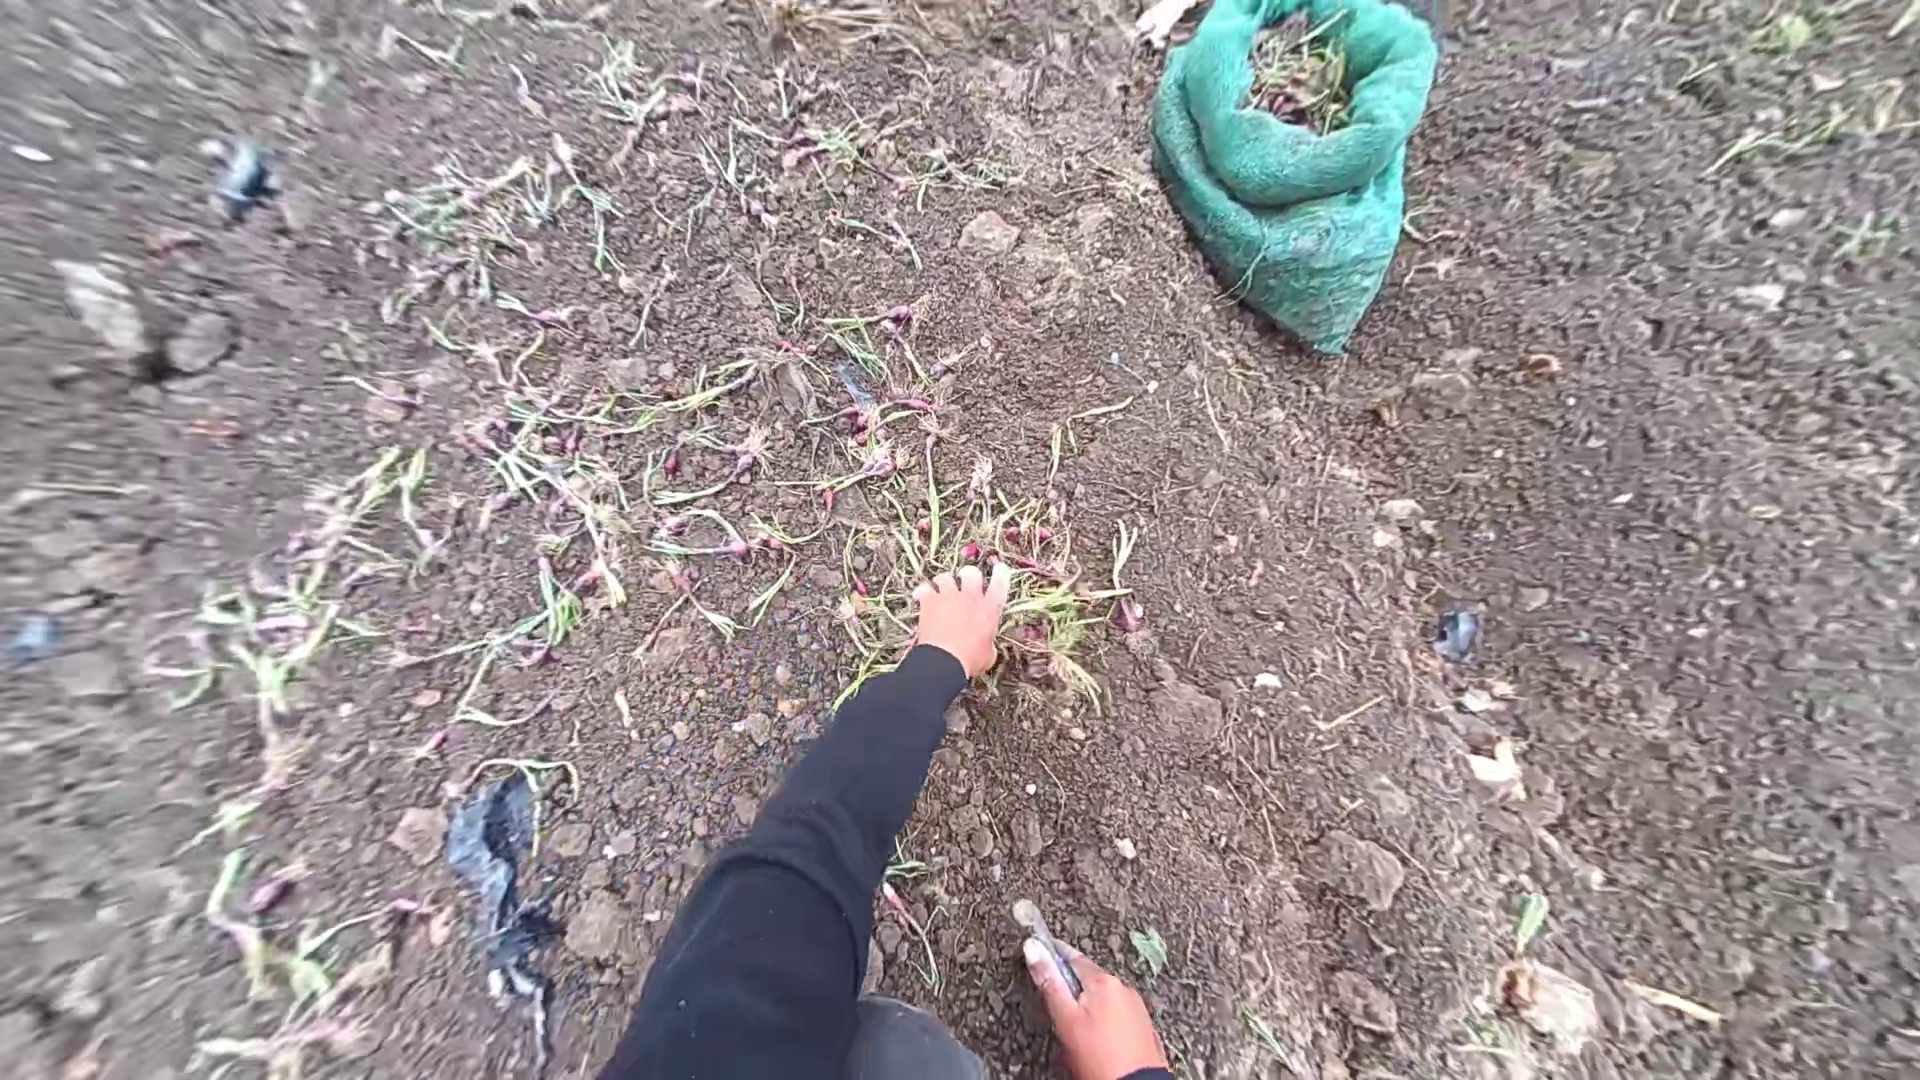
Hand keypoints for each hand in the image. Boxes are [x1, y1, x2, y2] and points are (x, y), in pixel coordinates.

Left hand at [911, 562, 1010, 677]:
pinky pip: (925, 587)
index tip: (1000, 568)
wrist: (944, 660)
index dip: (1001, 574)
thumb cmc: (971, 660)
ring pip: (946, 576)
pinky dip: (923, 591)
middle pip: (971, 573)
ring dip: (944, 582)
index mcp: (989, 610)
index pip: (1000, 584)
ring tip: (942, 589)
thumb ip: (988, 643)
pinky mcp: (930, 601)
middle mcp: (970, 597)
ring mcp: (949, 597)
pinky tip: (921, 596)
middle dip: (968, 575)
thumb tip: (986, 644)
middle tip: (965, 582)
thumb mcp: (988, 654)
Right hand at [1024, 940, 1167, 1079]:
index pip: (1074, 958)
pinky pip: (1120, 1016)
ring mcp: (1138, 1010)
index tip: (1044, 951)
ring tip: (1079, 1025)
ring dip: (1092, 1004)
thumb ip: (1049, 982)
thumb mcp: (1067, 1020)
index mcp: (1104, 981)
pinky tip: (1101, 1038)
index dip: (1057, 955)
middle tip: (1059, 1001)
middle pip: (1091, 979)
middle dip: (1075, 986)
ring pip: (1107, 999)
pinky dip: (1108, 1020)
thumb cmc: (1099, 1058)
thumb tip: (1032, 947)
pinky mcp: (1146, 1031)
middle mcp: (1124, 988)